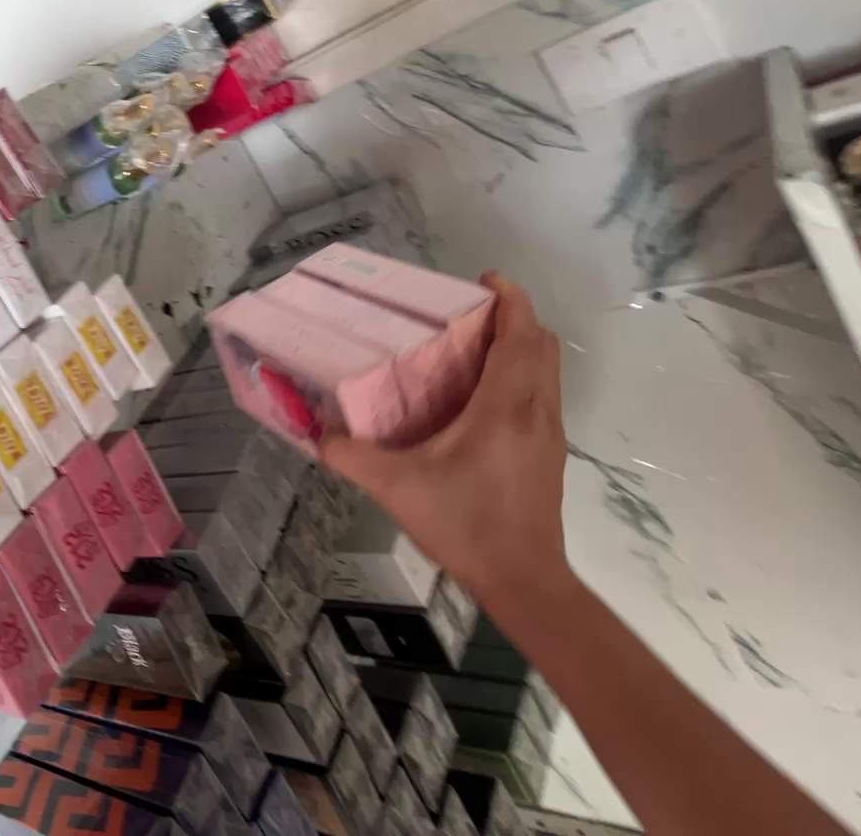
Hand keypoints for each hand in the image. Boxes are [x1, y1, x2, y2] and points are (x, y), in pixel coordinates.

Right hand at [319, 273, 571, 604]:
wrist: (523, 580)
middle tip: (466, 314)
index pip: (522, 336)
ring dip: (517, 348)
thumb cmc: (462, 523)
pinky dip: (515, 377)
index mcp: (504, 407)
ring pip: (545, 372)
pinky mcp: (545, 456)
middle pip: (542, 346)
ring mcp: (547, 435)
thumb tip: (313, 429)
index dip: (511, 300)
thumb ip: (348, 453)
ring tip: (467, 349)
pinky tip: (473, 399)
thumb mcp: (392, 485)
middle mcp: (536, 412)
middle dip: (513, 319)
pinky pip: (538, 396)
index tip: (485, 280)